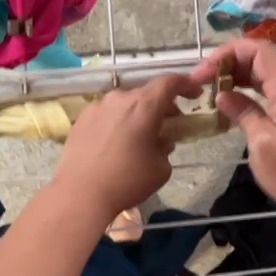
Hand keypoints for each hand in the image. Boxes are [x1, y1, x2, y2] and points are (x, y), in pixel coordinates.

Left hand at [53, 76, 196, 218]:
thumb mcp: (161, 168)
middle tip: (169, 122)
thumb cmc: (127, 180)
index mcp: (144, 105)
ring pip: (125, 103)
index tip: (195, 93)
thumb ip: (166, 147)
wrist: (80, 193)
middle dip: (162, 105)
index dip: (186, 84)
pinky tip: (116, 142)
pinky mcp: (82, 118)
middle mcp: (120, 98)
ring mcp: (98, 106)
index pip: (169, 82)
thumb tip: (161, 141)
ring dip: (137, 113)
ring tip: (140, 135)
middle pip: (147, 93)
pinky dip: (118, 121)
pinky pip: (107, 113)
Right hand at [190, 40, 275, 224]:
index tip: (205, 70)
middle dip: (230, 64)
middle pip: (262, 59)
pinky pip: (275, 89)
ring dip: (240, 76)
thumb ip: (243, 112)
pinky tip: (234, 100)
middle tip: (203, 82)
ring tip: (214, 90)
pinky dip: (253, 89)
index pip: (259, 50)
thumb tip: (223, 95)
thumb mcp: (261, 144)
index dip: (229, 52)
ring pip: (268, 73)